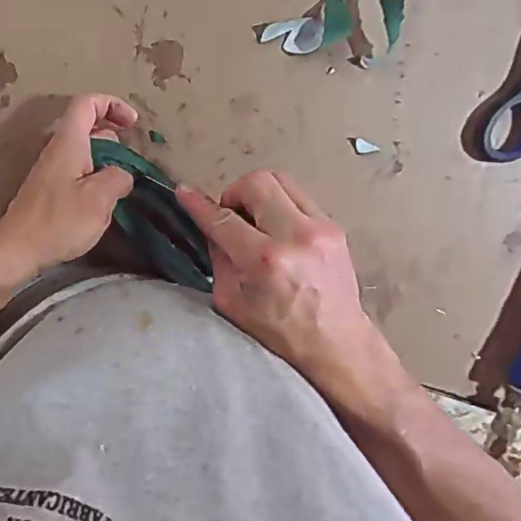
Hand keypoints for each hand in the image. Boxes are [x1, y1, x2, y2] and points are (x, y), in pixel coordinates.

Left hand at [0, 94, 137, 283]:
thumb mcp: (100, 199)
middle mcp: (56, 150)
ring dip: (104, 158)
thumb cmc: (59, 222)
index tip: (133, 124)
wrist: (17, 250)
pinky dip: (93, 175)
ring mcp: (50, 171)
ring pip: (81, 150)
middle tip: (130, 156)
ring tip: (120, 182)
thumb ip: (118, 178)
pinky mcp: (47, 191)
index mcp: (68, 143)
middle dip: (112, 133)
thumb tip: (122, 175)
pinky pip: (75, 171)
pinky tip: (101, 201)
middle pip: (85, 125)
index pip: (87, 103)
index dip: (113, 104)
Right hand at [176, 171, 409, 414]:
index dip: (198, 204)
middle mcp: (296, 236)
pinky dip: (280, 206)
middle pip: (256, 183)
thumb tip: (212, 225)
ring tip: (254, 220)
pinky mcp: (335, 227)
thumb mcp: (231, 300)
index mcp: (265, 260)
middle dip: (234, 194)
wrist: (335, 341)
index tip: (184, 192)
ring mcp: (321, 228)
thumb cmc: (279, 329)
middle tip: (231, 216)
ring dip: (258, 194)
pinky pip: (299, 196)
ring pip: (280, 180)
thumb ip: (219, 257)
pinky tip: (277, 229)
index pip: (223, 219)